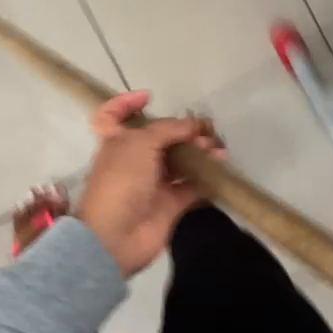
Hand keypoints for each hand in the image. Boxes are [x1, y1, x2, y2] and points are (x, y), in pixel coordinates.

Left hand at [77, 91, 224, 276]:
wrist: (115, 236)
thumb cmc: (121, 181)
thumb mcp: (139, 144)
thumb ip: (167, 129)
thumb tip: (192, 126)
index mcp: (116, 141)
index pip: (112, 116)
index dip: (126, 103)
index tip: (150, 96)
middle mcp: (133, 159)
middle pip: (158, 138)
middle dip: (181, 130)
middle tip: (205, 128)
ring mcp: (152, 183)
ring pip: (178, 160)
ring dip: (198, 151)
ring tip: (217, 148)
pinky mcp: (170, 204)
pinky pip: (191, 186)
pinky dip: (206, 177)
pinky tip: (220, 168)